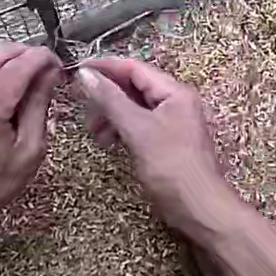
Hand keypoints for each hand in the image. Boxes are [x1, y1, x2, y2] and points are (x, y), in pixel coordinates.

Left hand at [0, 42, 62, 226]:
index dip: (41, 58)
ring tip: (36, 80)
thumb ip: (39, 105)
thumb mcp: (30, 148)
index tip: (60, 63)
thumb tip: (50, 73)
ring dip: (14, 62)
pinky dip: (1, 73)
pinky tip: (17, 90)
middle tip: (51, 70)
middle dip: (28, 55)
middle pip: (0, 56)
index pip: (17, 67)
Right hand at [73, 57, 244, 237]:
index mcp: (174, 92)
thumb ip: (111, 100)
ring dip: (111, 114)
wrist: (198, 208)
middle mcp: (175, 102)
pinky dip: (120, 129)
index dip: (105, 67)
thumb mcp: (137, 129)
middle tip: (81, 104)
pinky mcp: (165, 142)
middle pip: (133, 86)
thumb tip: (85, 75)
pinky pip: (138, 125)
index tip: (77, 70)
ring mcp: (171, 123)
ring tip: (93, 131)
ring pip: (134, 107)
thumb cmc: (171, 167)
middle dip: (106, 94)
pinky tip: (107, 142)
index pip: (134, 68)